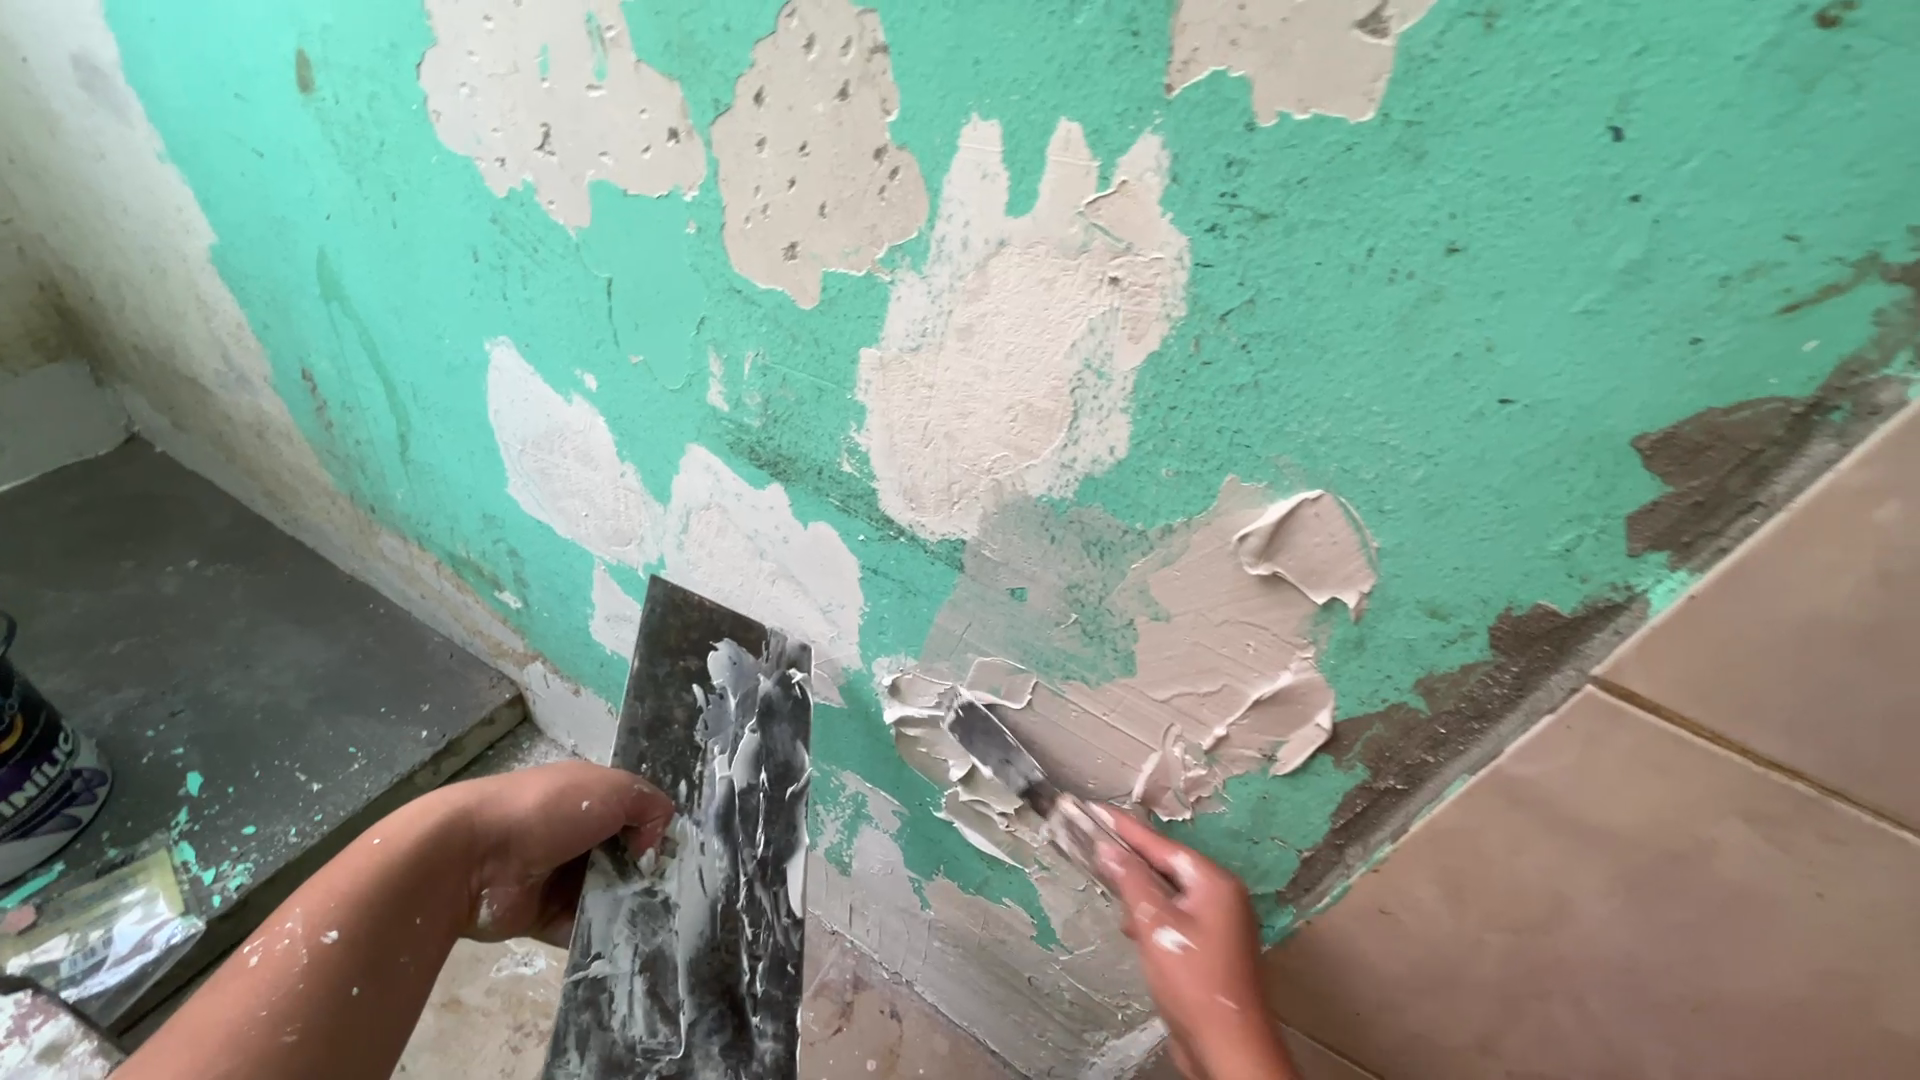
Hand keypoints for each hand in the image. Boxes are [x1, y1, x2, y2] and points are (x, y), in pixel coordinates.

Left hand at [419, 761, 673, 946]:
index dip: (656, 829)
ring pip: (606, 892)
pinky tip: (627, 938)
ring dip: (628, 904)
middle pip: (624, 854)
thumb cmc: (546, 810)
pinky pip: (581, 927)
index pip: (635, 812)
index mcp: (587, 796)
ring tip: (655, 918)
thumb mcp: (614, 789)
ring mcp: (557, 876)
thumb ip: (651, 806)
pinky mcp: (541, 917)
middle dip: (646, 871)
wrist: (469, 858)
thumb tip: (656, 845)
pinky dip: (601, 933)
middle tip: (670, 890)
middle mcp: (574, 833)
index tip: (673, 851)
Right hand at [1092, 805, 1296, 1079]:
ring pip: (1169, 893)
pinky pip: (1175, 916)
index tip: (1096, 810)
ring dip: (1140, 896)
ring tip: (1114, 900)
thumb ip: (1130, 880)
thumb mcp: (1154, 923)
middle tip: (1094, 851)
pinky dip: (1152, 918)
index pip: (1161, 844)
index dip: (1125, 828)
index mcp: (1214, 882)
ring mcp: (1219, 922)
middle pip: (1166, 866)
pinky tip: (1135, 931)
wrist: (1228, 1047)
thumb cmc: (1193, 979)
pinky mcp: (1211, 947)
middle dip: (1131, 864)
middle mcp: (1221, 895)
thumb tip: (1107, 848)